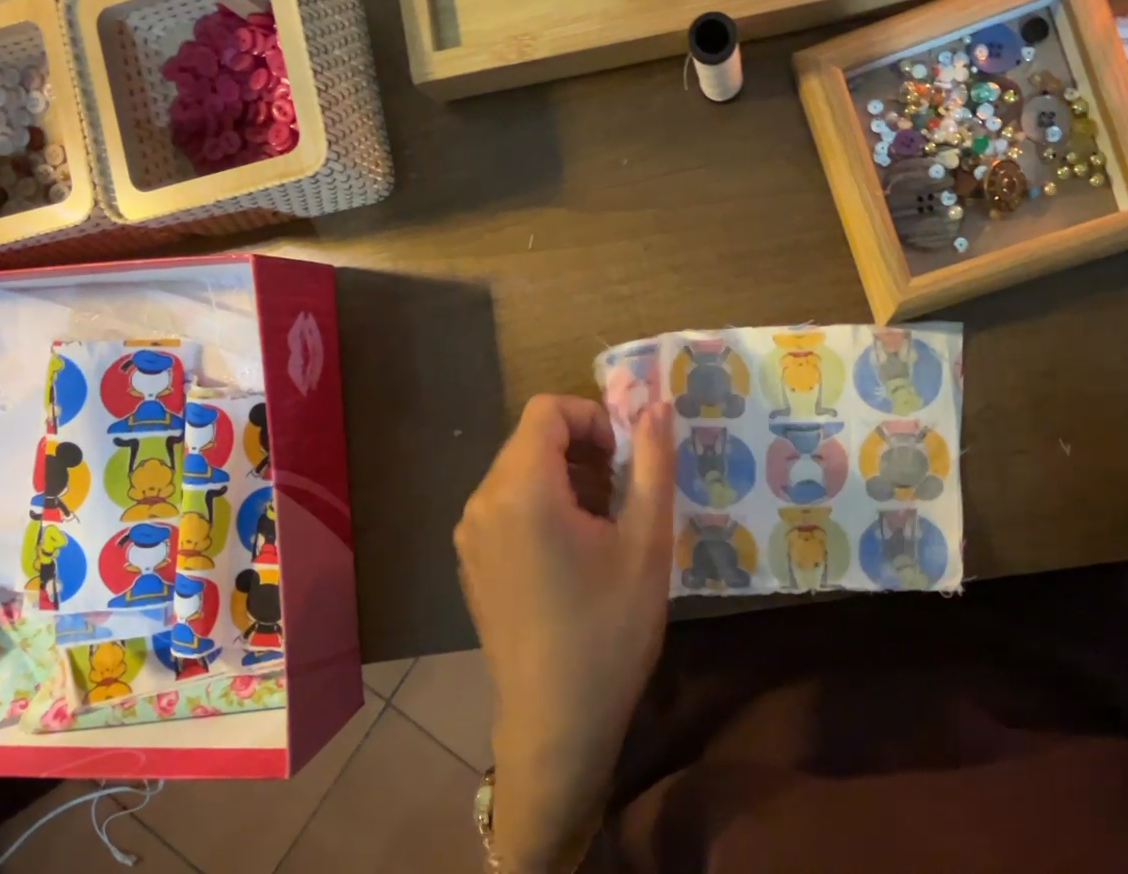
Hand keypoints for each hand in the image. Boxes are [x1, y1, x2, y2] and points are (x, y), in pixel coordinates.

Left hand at [455, 396, 675, 869]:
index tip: (628, 457)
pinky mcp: (471, 562)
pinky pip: (506, 506)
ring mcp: (470, 534)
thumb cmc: (609, 629)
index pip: (548, 410)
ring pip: (519, 472)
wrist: (557, 721)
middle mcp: (482, 501)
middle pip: (532, 439)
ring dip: (565, 478)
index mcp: (521, 488)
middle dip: (584, 449)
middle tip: (626, 493)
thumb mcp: (646, 543)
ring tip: (606, 525)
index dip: (594, 417)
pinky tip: (574, 554)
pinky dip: (542, 505)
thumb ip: (652, 464)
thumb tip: (657, 406)